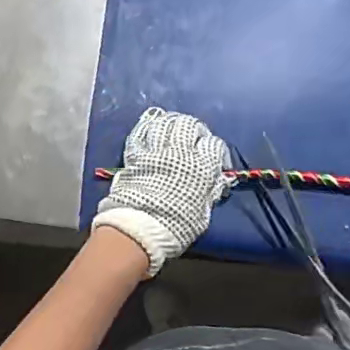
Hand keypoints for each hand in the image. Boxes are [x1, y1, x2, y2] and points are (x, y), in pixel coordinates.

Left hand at [91, 108, 233, 276]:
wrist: (140, 226)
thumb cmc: (176, 225)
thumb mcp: (201, 212)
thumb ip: (208, 192)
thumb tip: (215, 182)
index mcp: (201, 168)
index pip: (213, 145)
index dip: (214, 149)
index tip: (212, 157)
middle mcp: (179, 154)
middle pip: (189, 126)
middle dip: (193, 129)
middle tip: (192, 137)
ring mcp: (155, 152)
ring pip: (164, 124)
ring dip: (169, 123)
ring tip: (171, 128)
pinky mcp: (134, 156)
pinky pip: (140, 134)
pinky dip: (145, 128)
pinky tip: (149, 128)